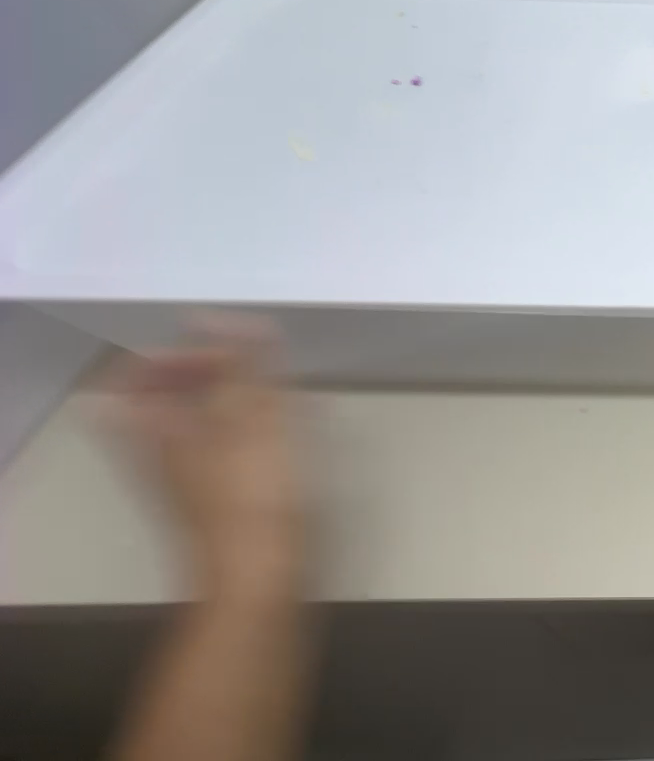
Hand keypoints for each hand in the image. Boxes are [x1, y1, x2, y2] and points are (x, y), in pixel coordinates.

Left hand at [98, 319, 305, 595]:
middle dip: (209, 368)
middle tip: (257, 362)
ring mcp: (187, 469)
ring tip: (277, 387)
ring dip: (232, 392)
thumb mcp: (252, 421)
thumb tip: (217, 318)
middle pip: (165, 394)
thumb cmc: (255, 492)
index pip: (138, 375)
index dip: (179, 352)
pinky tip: (283, 423)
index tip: (230, 345)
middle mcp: (160, 447)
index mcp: (155, 430)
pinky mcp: (217, 485)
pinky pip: (219, 436)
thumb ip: (238, 368)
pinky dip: (245, 419)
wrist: (260, 568)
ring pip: (195, 414)